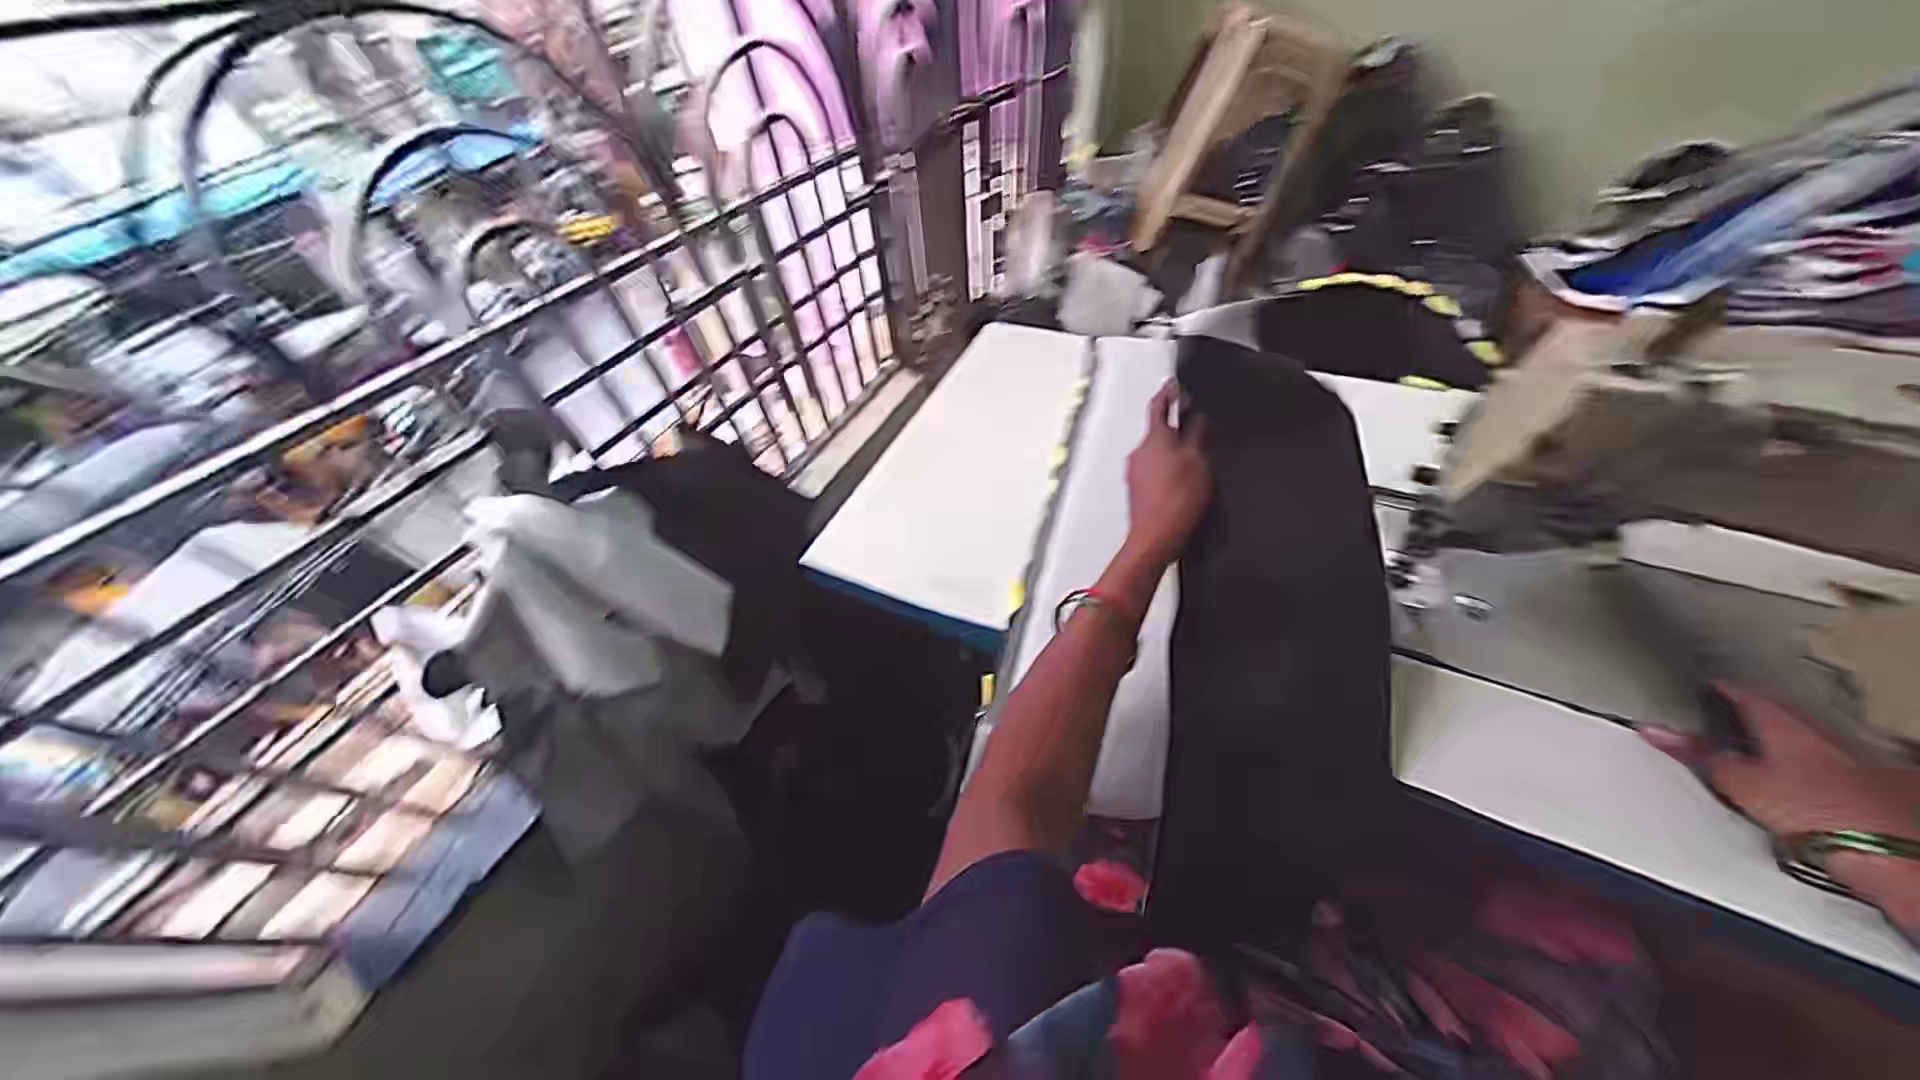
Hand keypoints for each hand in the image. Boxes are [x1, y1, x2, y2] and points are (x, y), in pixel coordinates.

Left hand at [1123, 381, 1211, 567]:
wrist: (1155, 537)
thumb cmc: (1176, 503)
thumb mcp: (1199, 463)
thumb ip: (1198, 437)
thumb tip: (1198, 421)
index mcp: (1155, 439)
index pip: (1158, 405)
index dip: (1169, 393)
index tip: (1175, 386)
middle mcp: (1139, 451)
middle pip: (1159, 429)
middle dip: (1177, 428)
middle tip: (1196, 429)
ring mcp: (1135, 470)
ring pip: (1156, 450)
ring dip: (1173, 450)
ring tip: (1193, 463)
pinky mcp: (1136, 486)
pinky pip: (1153, 468)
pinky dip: (1166, 468)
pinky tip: (1181, 482)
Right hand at [1643, 684, 1919, 932]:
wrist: (1892, 856)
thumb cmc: (1824, 816)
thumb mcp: (1738, 782)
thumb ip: (1697, 755)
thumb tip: (1658, 733)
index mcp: (1791, 729)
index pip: (1749, 698)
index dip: (1725, 691)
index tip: (1711, 687)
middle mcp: (1828, 742)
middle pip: (1784, 722)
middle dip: (1757, 722)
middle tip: (1732, 722)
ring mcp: (1857, 769)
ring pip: (1811, 747)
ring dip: (1786, 750)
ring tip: (1763, 760)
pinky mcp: (1876, 796)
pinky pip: (1833, 775)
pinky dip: (1812, 776)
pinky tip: (1803, 790)